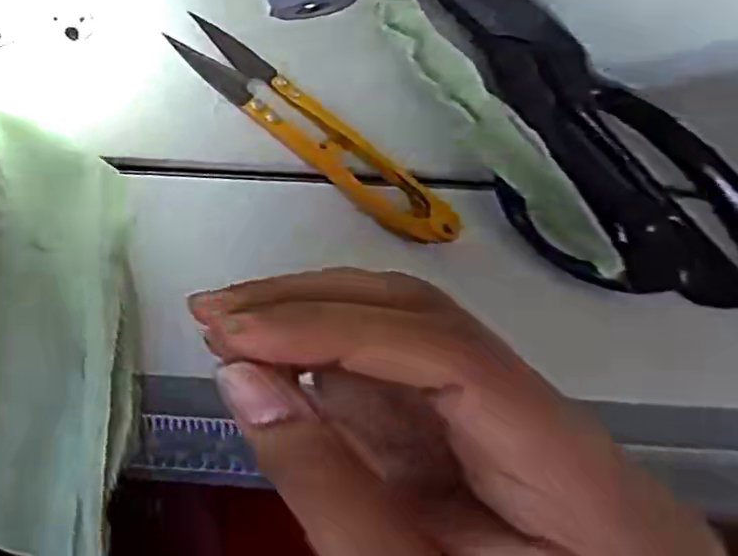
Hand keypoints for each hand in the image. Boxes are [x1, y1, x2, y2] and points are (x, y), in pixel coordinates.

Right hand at [191, 269, 719, 555]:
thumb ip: (327, 489)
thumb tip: (237, 374)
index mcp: (582, 485)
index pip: (450, 353)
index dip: (328, 328)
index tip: (233, 336)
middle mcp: (554, 434)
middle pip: (422, 318)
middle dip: (302, 305)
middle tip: (212, 316)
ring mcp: (503, 428)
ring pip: (392, 324)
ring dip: (295, 315)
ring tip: (220, 329)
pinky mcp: (455, 435)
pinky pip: (375, 366)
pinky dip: (304, 349)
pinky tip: (257, 357)